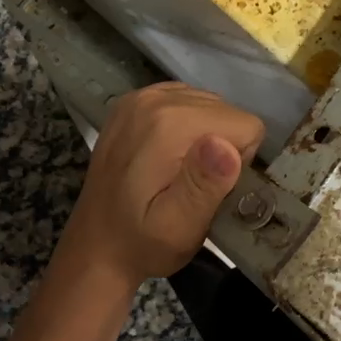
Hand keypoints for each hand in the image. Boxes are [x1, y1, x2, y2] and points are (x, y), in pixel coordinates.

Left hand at [59, 82, 265, 286]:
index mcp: (168, 125)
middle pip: (224, 108)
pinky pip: (181, 99)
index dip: (240, 160)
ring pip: (206, 102)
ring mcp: (138, 97)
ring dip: (205, 133)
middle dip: (223, 145)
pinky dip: (185, 123)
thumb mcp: (180, 227)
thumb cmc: (142, 241)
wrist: (96, 243)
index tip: (215, 187)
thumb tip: (226, 145)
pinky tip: (168, 154)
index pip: (244, 124)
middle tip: (196, 184)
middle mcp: (153, 99)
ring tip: (181, 171)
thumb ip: (205, 185)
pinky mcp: (130, 102)